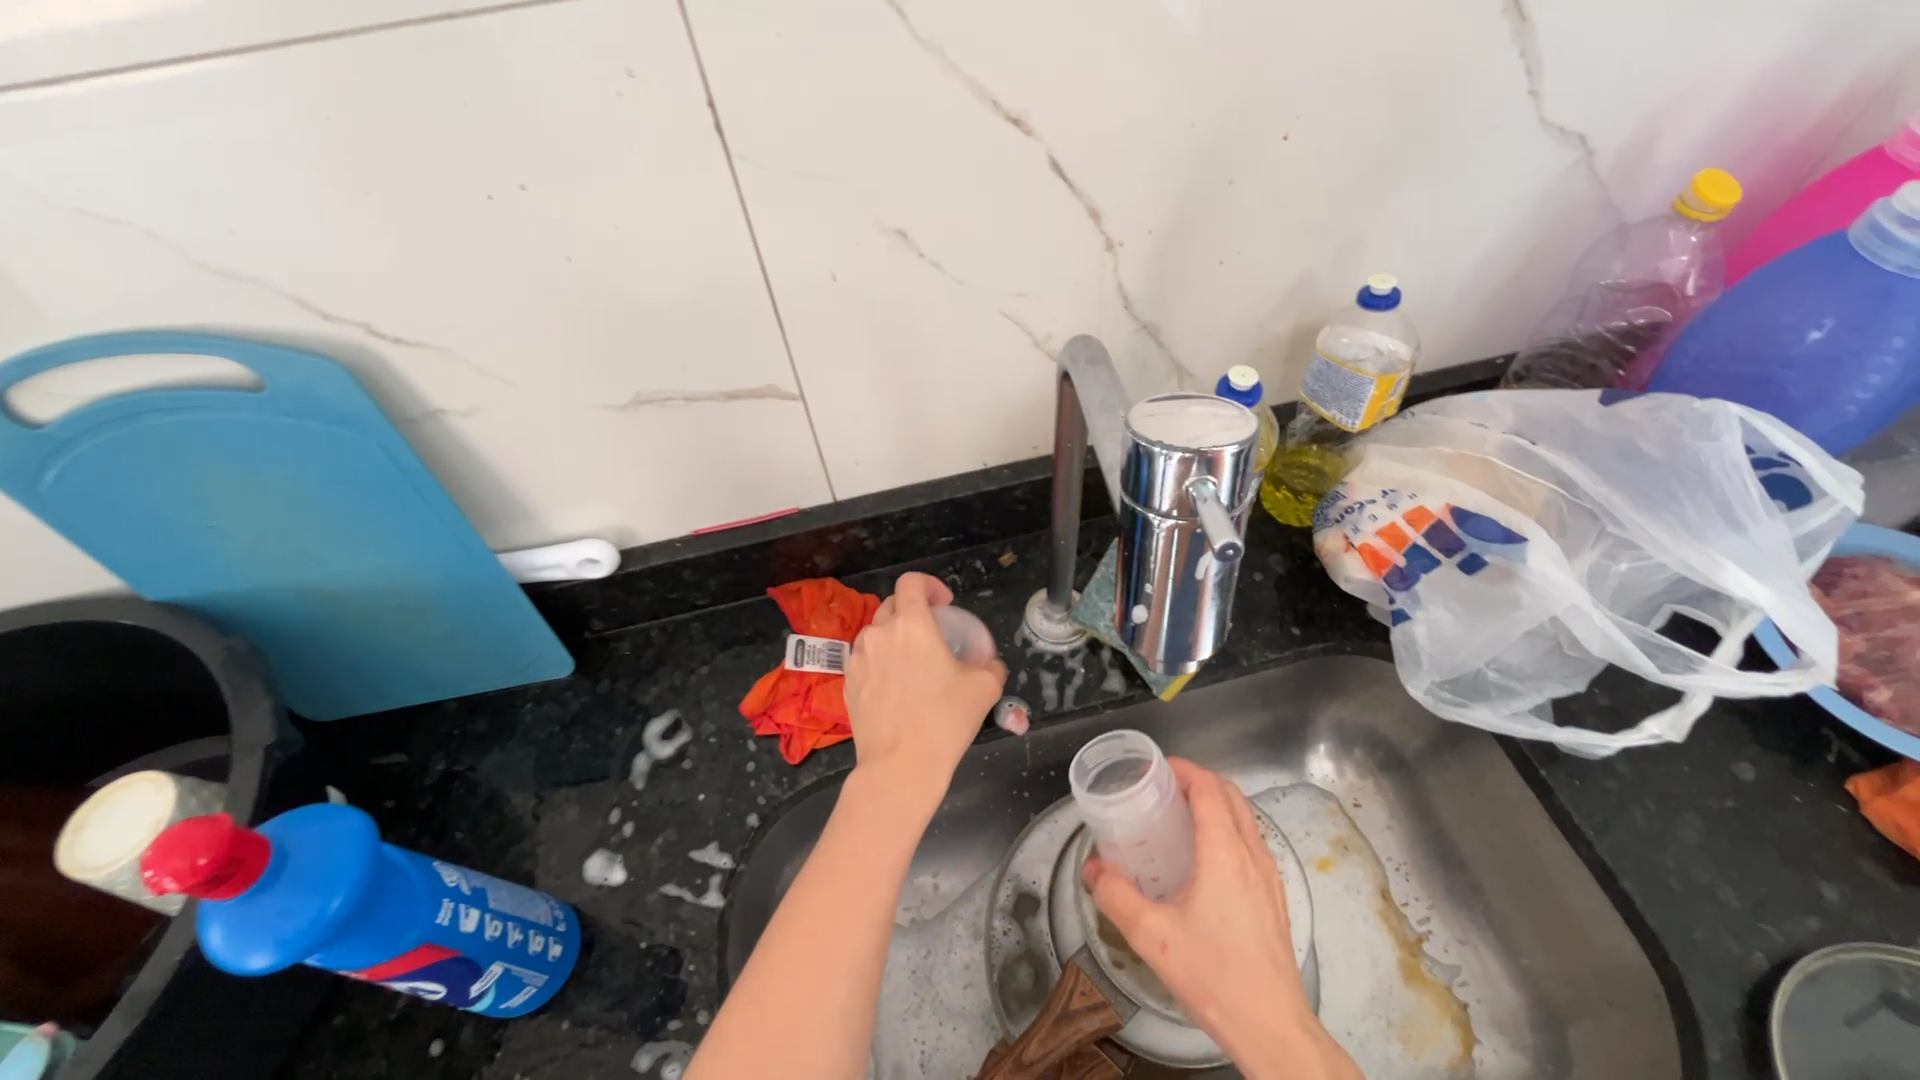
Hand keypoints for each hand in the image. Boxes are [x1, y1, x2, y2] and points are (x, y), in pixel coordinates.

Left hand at [844, 572, 1007, 801]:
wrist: (900, 766)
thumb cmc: (944, 721)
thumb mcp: (985, 689)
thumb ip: (989, 666)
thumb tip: (988, 664)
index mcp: (911, 625)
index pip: (911, 582)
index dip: (929, 586)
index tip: (945, 605)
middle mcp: (879, 634)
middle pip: (892, 605)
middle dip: (913, 612)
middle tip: (932, 635)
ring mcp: (858, 659)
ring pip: (876, 634)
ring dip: (894, 638)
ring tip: (913, 663)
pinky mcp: (848, 683)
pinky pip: (865, 660)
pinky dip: (880, 663)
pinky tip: (896, 688)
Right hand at [1084, 759, 1359, 1079]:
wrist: (1272, 1026)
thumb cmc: (1214, 976)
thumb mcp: (1152, 936)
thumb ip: (1116, 896)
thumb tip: (1092, 869)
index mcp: (1226, 853)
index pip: (1209, 788)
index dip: (1183, 769)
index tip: (1154, 770)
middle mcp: (1253, 856)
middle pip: (1231, 796)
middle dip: (1197, 782)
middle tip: (1160, 791)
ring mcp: (1269, 877)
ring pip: (1245, 819)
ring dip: (1214, 805)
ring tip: (1176, 820)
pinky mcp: (1274, 898)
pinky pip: (1251, 845)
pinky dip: (1226, 831)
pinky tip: (1200, 862)